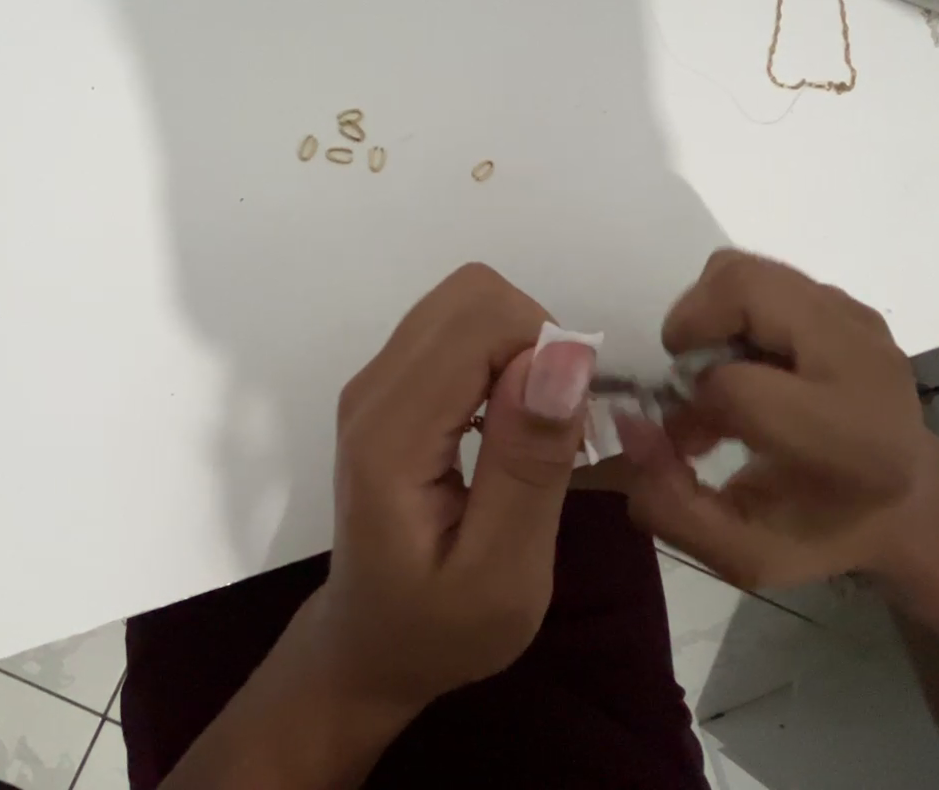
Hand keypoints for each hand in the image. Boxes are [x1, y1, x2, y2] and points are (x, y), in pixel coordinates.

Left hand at [305, 263, 598, 712]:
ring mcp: (375, 381)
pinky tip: (510, 426)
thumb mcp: (502, 574)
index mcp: (391, 431)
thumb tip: (563, 354)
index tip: (569, 431)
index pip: (479, 320)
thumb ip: (529, 464)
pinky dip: (502, 359)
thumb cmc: (438, 627)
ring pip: (465, 305)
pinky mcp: (389, 387)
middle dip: (537, 344)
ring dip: (523, 351)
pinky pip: (456, 332)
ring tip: (535, 434)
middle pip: (471, 296)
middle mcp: (373, 387)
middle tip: (556, 430)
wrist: (370, 641)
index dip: (546, 353)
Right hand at [618, 249, 938, 589]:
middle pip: (743, 290)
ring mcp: (856, 322)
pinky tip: (741, 354)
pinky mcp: (844, 302)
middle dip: (690, 326)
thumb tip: (628, 424)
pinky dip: (727, 306)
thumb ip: (669, 502)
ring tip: (714, 363)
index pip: (735, 386)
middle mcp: (861, 362)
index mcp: (848, 438)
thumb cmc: (817, 527)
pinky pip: (758, 275)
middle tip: (687, 374)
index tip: (689, 434)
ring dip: (705, 314)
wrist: (908, 498)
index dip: (693, 404)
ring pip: (743, 271)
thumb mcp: (741, 553)